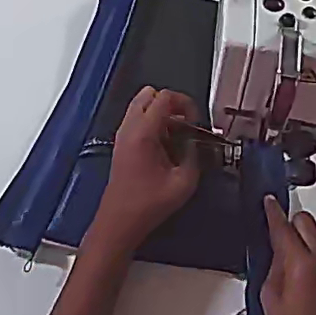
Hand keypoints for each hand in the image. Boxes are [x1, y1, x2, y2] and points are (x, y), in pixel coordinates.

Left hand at [85, 87, 201, 258]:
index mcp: (143, 132)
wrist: (119, 221)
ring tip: (176, 136)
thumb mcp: (183, 182)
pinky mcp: (121, 143)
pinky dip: (152, 123)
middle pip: (149, 94)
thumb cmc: (149, 204)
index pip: (163, 97)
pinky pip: (137, 119)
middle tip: (185, 123)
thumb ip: (194, 156)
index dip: (185, 103)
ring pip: (141, 105)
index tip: (195, 121)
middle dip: (171, 103)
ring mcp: (122, 134)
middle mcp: (129, 127)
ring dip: (161, 113)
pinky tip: (164, 146)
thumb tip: (196, 142)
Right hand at [261, 197, 315, 314]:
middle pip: (308, 224)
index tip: (269, 201)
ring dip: (311, 253)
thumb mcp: (271, 305)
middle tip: (284, 245)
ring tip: (302, 286)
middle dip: (294, 227)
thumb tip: (278, 254)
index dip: (273, 212)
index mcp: (303, 266)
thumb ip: (273, 270)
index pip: (284, 227)